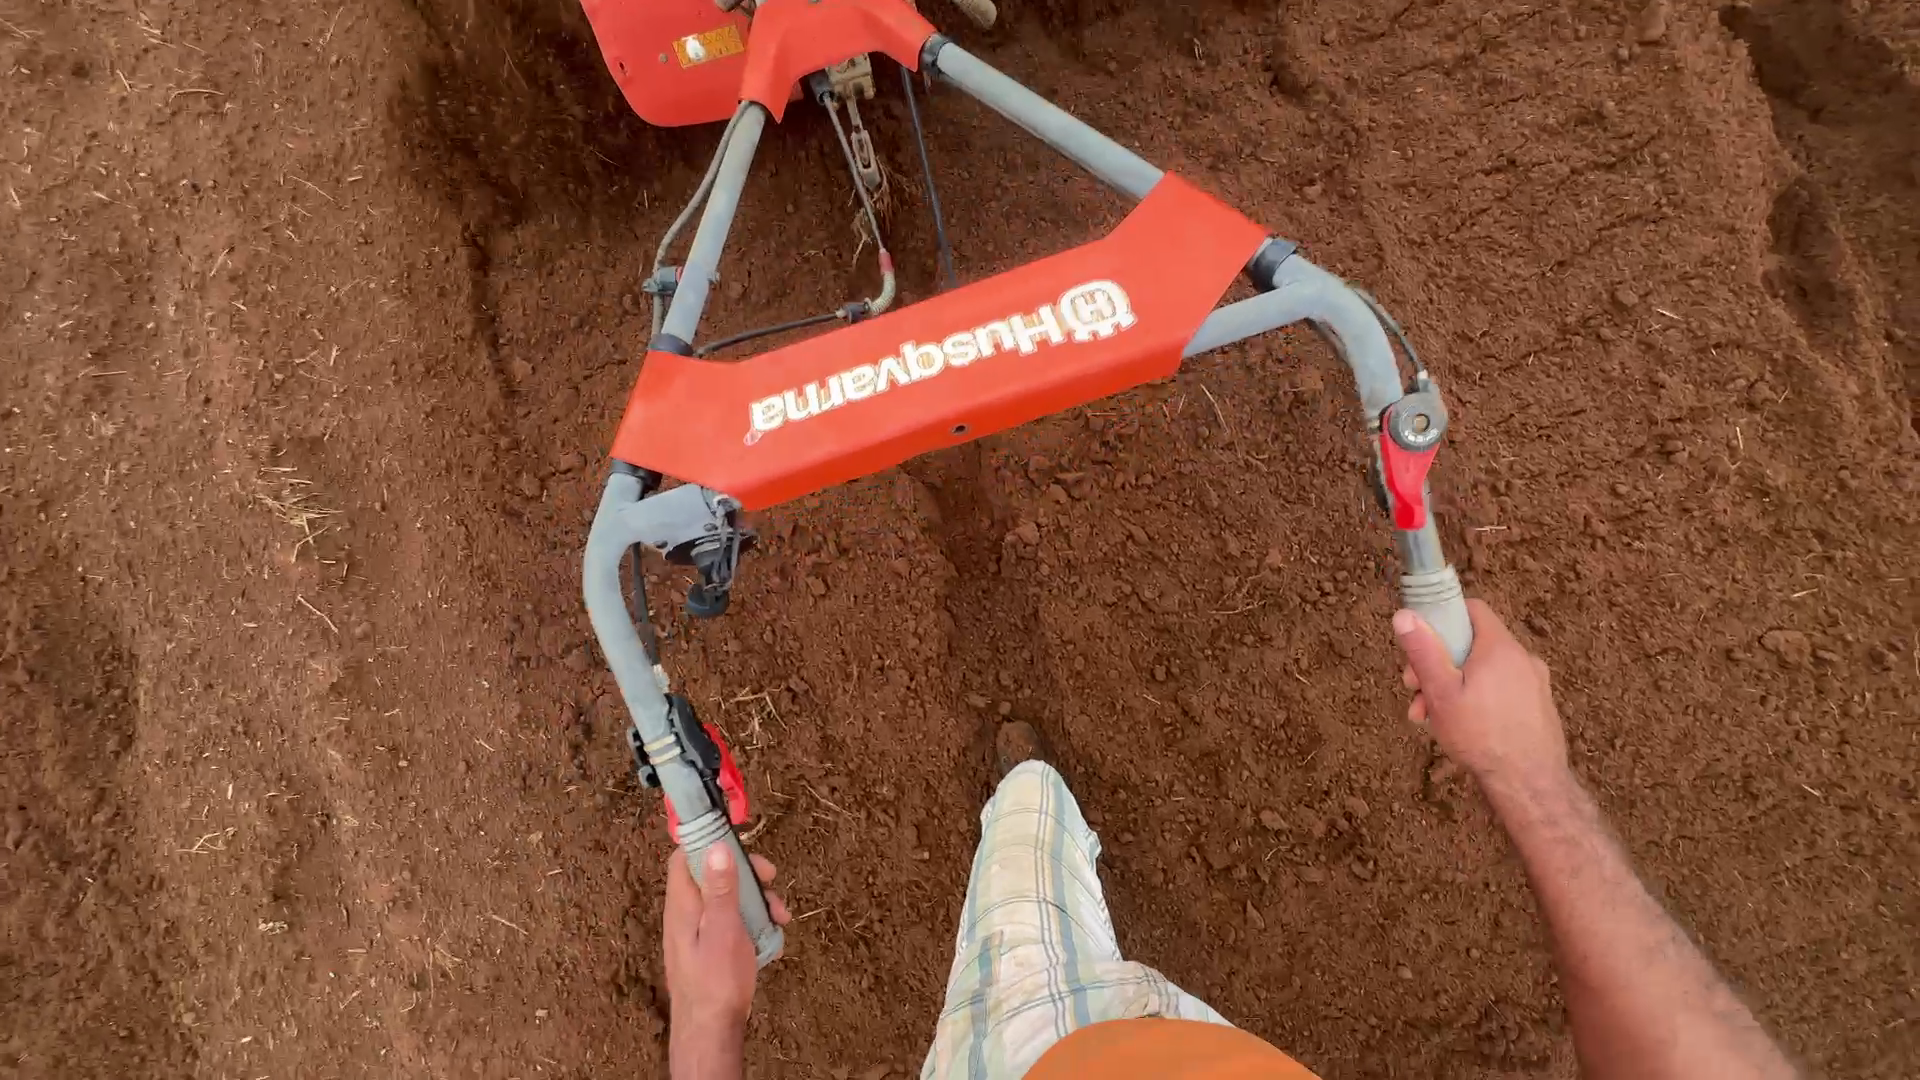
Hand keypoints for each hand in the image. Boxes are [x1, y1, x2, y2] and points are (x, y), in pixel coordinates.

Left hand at [663, 844, 790, 1077]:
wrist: (711, 1034)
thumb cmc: (717, 981)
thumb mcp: (724, 928)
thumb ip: (721, 888)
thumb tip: (717, 846)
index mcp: (683, 905)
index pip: (684, 858)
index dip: (708, 843)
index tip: (738, 842)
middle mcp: (686, 914)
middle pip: (712, 875)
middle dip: (745, 872)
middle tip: (770, 877)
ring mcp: (698, 932)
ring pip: (727, 899)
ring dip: (755, 899)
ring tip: (780, 914)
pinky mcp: (710, 948)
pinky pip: (731, 921)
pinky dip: (752, 920)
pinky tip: (772, 934)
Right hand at [1394, 600, 1569, 805]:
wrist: (1530, 784)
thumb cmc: (1480, 735)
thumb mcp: (1441, 690)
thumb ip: (1423, 650)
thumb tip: (1404, 614)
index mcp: (1500, 648)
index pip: (1472, 609)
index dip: (1443, 617)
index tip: (1421, 641)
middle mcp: (1522, 658)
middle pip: (1471, 644)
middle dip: (1437, 663)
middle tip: (1415, 690)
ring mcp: (1534, 682)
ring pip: (1482, 670)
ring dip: (1451, 685)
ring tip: (1430, 716)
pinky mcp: (1538, 704)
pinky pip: (1499, 688)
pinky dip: (1475, 698)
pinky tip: (1458, 725)